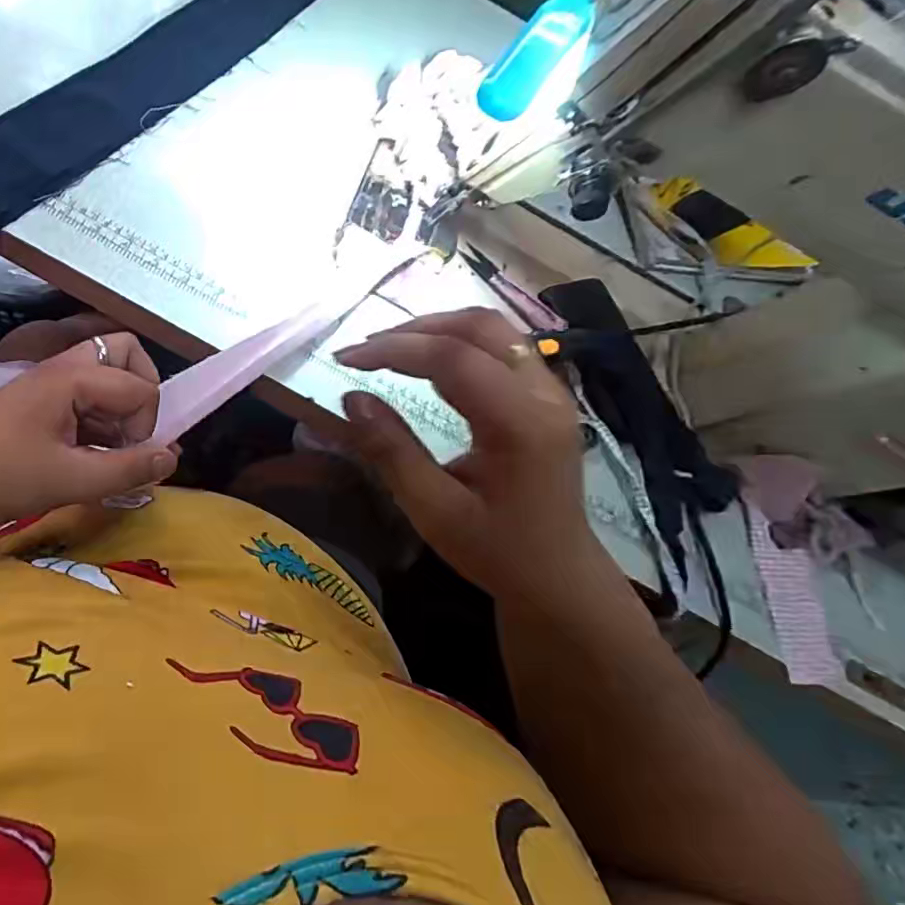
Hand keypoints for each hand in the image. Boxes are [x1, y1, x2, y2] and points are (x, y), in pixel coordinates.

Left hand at [0, 332, 175, 521]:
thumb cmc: (3, 475)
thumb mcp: (70, 480)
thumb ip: (127, 469)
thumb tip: (172, 458)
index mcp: (73, 378)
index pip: (141, 386)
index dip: (146, 424)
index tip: (129, 458)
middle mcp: (67, 367)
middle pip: (128, 354)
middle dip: (143, 393)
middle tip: (132, 433)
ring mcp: (54, 380)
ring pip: (110, 374)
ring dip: (122, 410)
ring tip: (112, 451)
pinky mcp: (46, 397)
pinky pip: (91, 394)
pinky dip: (103, 419)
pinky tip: (93, 453)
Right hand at [332, 308, 594, 597]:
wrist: (558, 578)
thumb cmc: (496, 552)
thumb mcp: (434, 511)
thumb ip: (392, 451)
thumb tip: (351, 399)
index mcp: (520, 424)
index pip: (453, 358)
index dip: (394, 349)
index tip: (346, 358)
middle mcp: (544, 395)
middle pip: (479, 326)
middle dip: (415, 328)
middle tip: (367, 348)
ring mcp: (552, 392)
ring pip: (493, 330)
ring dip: (437, 329)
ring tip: (389, 347)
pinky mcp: (546, 397)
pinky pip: (502, 347)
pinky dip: (458, 342)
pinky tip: (428, 360)